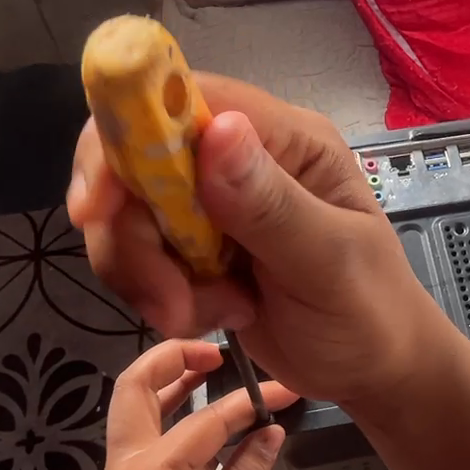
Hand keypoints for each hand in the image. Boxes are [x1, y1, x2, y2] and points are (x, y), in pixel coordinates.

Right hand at [66, 74, 464, 408]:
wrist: (372, 367)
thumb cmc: (370, 312)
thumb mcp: (329, 262)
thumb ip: (271, 204)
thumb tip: (219, 131)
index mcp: (288, 140)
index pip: (189, 101)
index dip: (128, 137)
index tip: (97, 206)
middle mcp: (244, 159)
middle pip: (139, 161)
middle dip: (134, 235)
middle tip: (167, 298)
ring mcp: (217, 204)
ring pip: (131, 215)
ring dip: (151, 275)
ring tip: (210, 314)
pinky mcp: (198, 247)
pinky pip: (143, 255)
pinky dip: (161, 294)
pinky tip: (215, 317)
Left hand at [87, 339, 296, 469]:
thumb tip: (271, 429)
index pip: (204, 421)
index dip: (248, 402)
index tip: (287, 390)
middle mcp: (127, 467)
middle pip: (135, 389)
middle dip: (172, 358)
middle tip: (217, 351)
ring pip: (140, 410)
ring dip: (172, 382)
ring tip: (214, 368)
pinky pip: (154, 438)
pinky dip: (179, 415)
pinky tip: (213, 417)